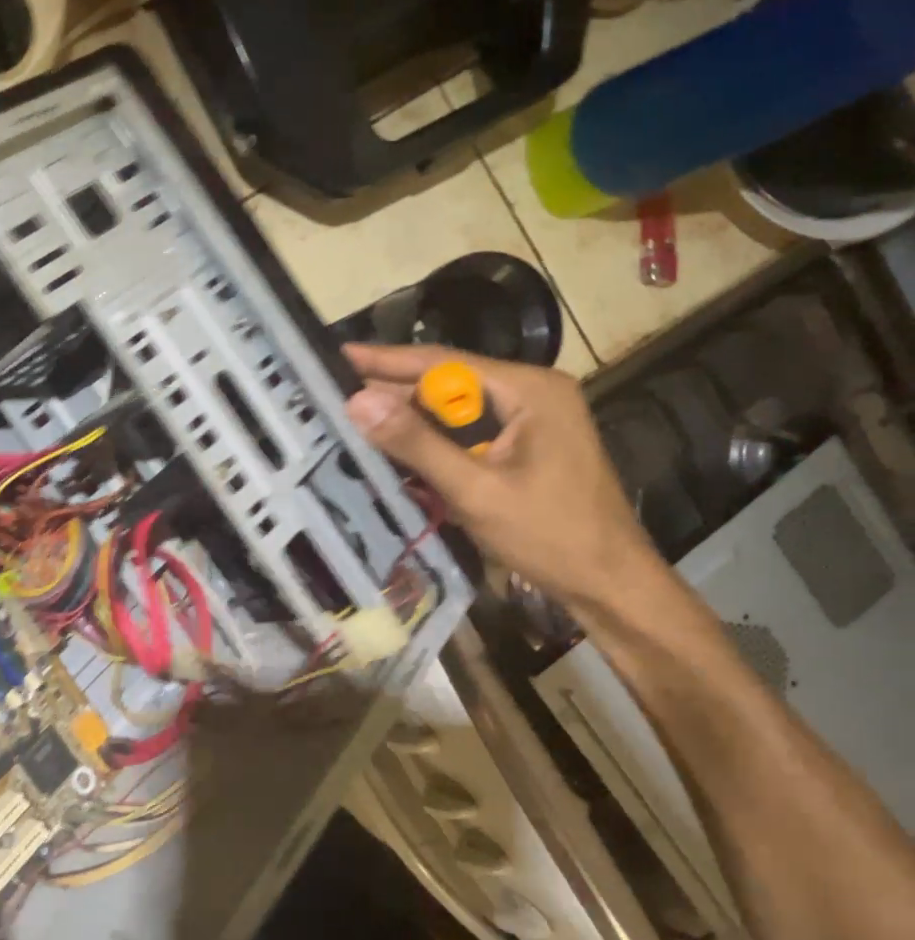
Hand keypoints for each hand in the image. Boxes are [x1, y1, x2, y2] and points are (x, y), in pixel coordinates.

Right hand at [341, 343, 662, 608]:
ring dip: (405, 418)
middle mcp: (531, 394)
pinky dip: (426, 440)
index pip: (442, 363)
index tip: (335, 356)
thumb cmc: (549, 535)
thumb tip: (356, 401)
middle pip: (445, 382)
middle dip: (390, 390)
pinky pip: (462, 432)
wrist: (609, 583)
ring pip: (450, 409)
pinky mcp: (521, 446)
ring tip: (348, 420)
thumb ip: (415, 443)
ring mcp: (528, 420)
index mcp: (530, 391)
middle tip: (329, 396)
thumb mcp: (474, 489)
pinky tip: (390, 449)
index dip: (385, 360)